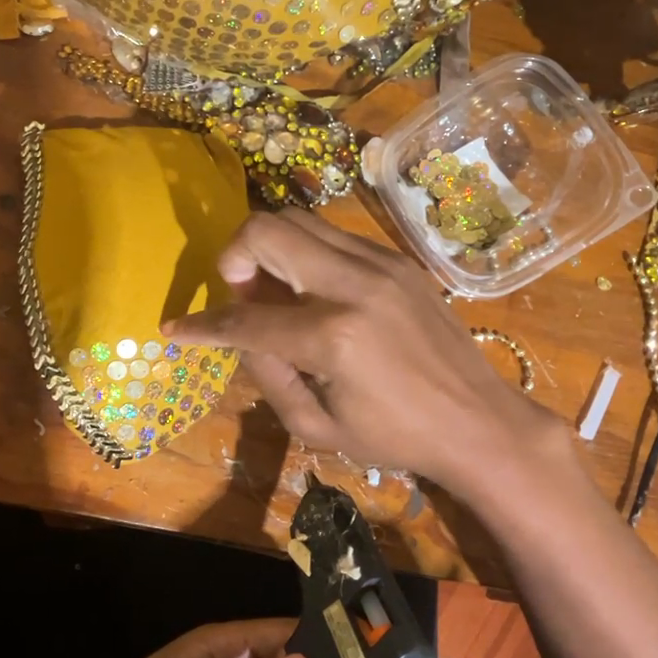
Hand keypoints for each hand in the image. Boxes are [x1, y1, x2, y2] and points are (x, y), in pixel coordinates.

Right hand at [164, 210, 564, 497]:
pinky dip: (304, 253)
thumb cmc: (395, 438)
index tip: (175, 328)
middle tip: (242, 295)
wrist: (482, 421)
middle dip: (234, 257)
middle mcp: (355, 285)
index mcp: (333, 338)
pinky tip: (312, 291)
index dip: (203, 324)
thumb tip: (238, 335)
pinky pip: (330, 235)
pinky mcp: (397, 259)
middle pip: (266, 230)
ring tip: (275, 291)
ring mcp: (381, 263)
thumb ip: (267, 375)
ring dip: (268, 248)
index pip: (245, 317)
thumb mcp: (316, 428)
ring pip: (297, 219)